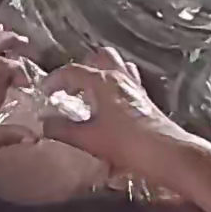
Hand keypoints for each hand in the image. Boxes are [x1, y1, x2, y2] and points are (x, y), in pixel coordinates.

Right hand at [40, 47, 190, 174]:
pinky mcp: (144, 100)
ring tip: (88, 93)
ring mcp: (134, 88)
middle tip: (70, 88)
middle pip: (100, 58)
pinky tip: (109, 105)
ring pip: (116, 67)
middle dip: (82, 68)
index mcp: (103, 82)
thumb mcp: (88, 138)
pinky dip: (114, 87)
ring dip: (100, 74)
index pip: (73, 70)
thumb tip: (44, 123)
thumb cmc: (126, 143)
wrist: (166, 154)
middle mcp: (120, 78)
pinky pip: (127, 82)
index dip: (55, 79)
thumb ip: (62, 129)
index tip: (44, 92)